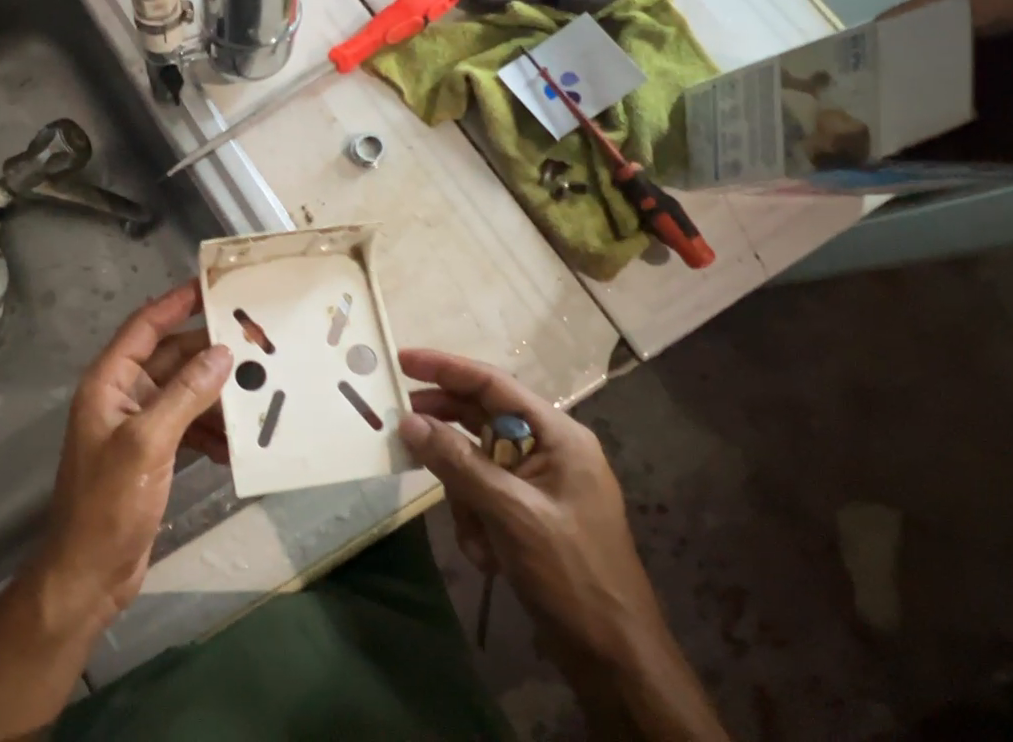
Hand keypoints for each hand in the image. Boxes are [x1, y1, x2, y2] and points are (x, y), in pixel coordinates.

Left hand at [33, 281, 232, 630]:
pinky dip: (211, 433)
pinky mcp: (152, 456)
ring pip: (184, 395)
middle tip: (258, 345)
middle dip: (210, 355)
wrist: (90, 571)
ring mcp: (137, 427)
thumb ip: (184, 395)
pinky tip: (238, 445)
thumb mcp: (147, 443)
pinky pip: (188, 428)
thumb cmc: (109, 503)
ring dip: (217, 397)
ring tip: (259, 397)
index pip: (144, 327)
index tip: (213, 286)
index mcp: (108, 383)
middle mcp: (121, 397)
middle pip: (171, 360)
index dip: (175, 303)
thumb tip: (221, 353)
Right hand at [397, 350, 727, 740]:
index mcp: (559, 437)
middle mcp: (550, 450)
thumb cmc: (570, 572)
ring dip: (462, 494)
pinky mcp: (529, 513)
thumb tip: (409, 421)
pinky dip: (474, 519)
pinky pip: (483, 495)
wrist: (612, 651)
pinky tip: (486, 555)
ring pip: (476, 462)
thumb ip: (457, 462)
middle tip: (400, 427)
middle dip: (445, 434)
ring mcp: (540, 483)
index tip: (401, 360)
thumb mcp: (509, 513)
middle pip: (482, 418)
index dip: (446, 368)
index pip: (494, 384)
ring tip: (474, 536)